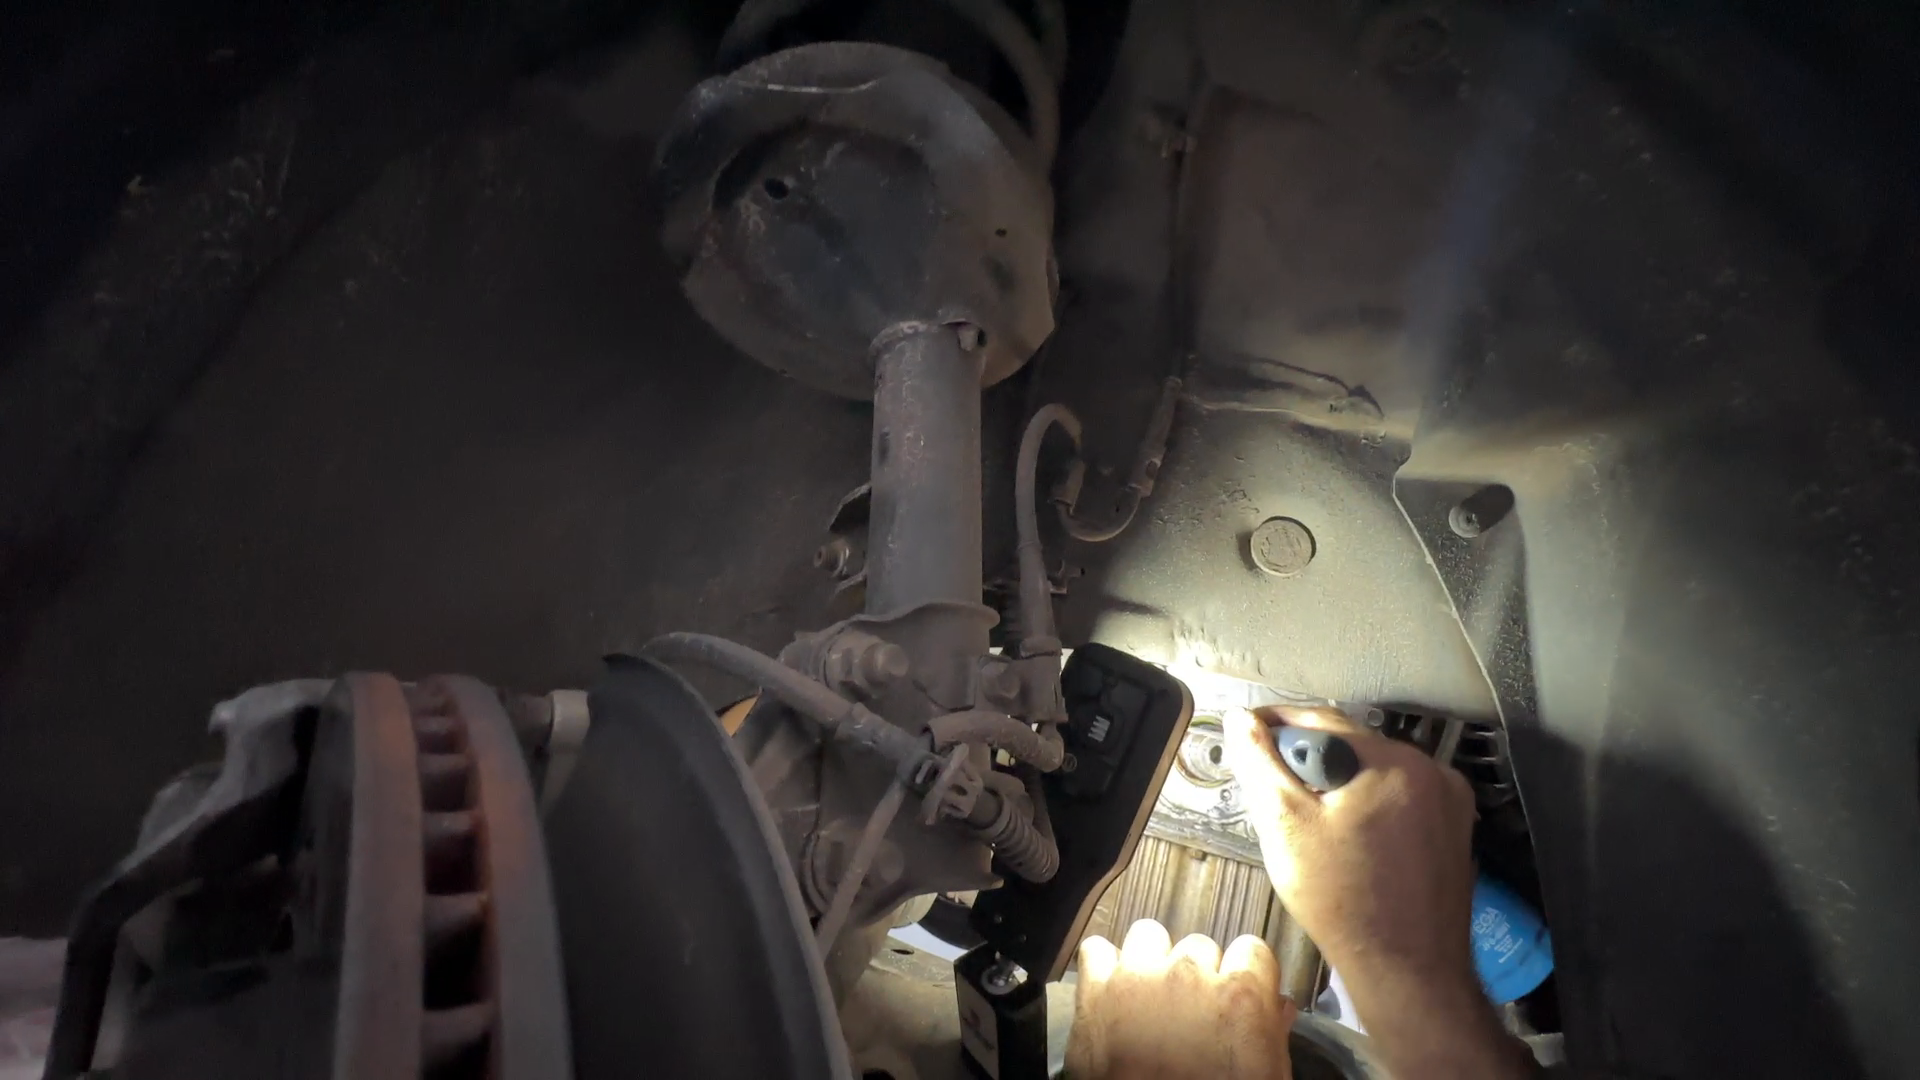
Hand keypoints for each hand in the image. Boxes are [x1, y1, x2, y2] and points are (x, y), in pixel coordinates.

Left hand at [1065, 919, 1294, 1079]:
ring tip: (1151, 997)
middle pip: (1199, 946)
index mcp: (1240, 997)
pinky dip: (1104, 968)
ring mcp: (1138, 975)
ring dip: (1152, 960)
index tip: (1239, 995)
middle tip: (1193, 1013)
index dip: (1246, 975)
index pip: (1252, 949)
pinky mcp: (1096, 988)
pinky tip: (1112, 994)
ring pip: (1149, 935)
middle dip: (1199, 975)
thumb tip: (1280, 1005)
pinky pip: (1097, 950)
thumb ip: (1273, 1036)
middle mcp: (1189, 972)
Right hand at [1221, 706, 1476, 987]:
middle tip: (1270, 786)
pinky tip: (1342, 831)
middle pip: (1347, 741)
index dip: (1274, 726)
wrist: (1409, 973)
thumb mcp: (1284, 822)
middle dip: (1304, 757)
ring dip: (1333, 777)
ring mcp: (1448, 799)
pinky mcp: (1453, 826)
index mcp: (1393, 762)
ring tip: (1303, 813)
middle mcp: (1430, 769)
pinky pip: (1394, 792)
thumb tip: (1239, 718)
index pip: (1318, 718)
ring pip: (1369, 767)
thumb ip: (1259, 761)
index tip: (1246, 740)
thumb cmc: (1341, 898)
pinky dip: (1363, 798)